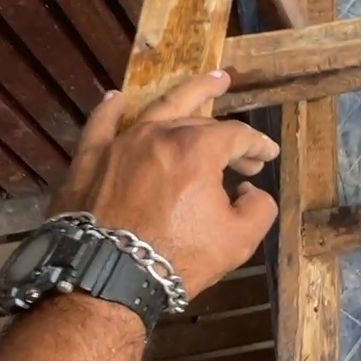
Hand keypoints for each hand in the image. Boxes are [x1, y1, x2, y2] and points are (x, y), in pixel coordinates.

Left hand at [51, 72, 279, 298]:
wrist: (108, 279)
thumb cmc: (179, 257)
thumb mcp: (240, 239)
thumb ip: (259, 206)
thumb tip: (249, 190)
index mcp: (198, 149)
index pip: (238, 136)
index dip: (259, 145)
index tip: (269, 156)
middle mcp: (159, 135)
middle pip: (203, 122)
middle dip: (231, 137)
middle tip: (246, 154)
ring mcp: (121, 144)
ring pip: (158, 109)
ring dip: (187, 93)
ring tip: (209, 81)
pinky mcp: (90, 160)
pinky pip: (101, 125)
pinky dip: (112, 110)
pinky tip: (119, 99)